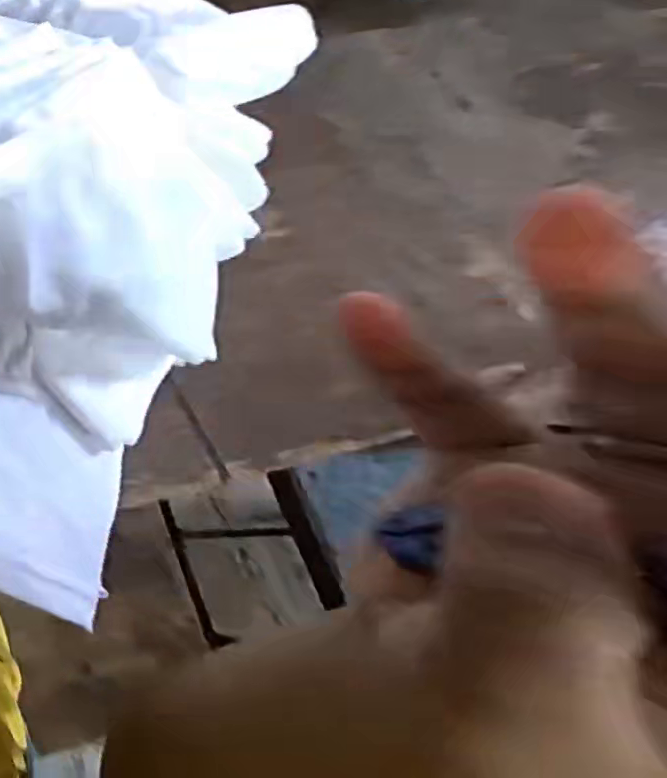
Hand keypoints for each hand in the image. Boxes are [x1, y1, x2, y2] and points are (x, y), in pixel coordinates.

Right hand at [108, 188, 666, 777]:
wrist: (314, 758)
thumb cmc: (439, 777)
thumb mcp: (510, 721)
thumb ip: (542, 609)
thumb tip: (531, 481)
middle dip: (659, 336)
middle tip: (604, 224)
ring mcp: (594, 543)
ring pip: (607, 426)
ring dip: (577, 329)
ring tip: (554, 232)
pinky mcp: (491, 515)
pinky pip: (469, 437)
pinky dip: (420, 381)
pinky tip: (362, 321)